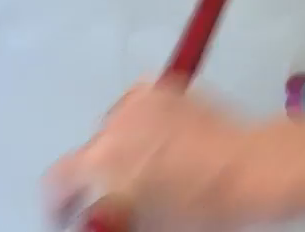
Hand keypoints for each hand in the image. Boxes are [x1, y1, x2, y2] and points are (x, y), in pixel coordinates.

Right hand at [47, 81, 269, 231]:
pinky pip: (142, 102)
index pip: (59, 179)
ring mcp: (145, 97)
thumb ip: (110, 215)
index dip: (60, 201)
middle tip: (119, 195)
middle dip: (99, 172)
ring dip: (122, 143)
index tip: (68, 213)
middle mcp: (118, 120)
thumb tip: (96, 216)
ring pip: (116, 122)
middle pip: (92, 148)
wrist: (245, 168)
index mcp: (102, 157)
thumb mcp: (144, 223)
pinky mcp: (169, 86)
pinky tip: (159, 138)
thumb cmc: (198, 204)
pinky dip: (143, 119)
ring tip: (145, 166)